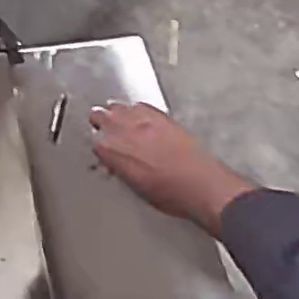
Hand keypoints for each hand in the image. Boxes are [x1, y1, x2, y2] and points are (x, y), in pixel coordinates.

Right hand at [90, 102, 255, 236]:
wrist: (204, 186)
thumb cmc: (172, 193)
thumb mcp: (136, 187)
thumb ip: (119, 168)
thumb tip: (116, 163)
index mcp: (108, 148)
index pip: (94, 140)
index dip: (102, 146)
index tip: (109, 152)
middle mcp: (117, 128)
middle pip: (98, 115)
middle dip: (103, 123)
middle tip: (113, 134)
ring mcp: (137, 117)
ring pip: (115, 106)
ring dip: (118, 114)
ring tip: (128, 125)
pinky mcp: (157, 113)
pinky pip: (138, 105)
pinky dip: (138, 112)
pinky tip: (145, 122)